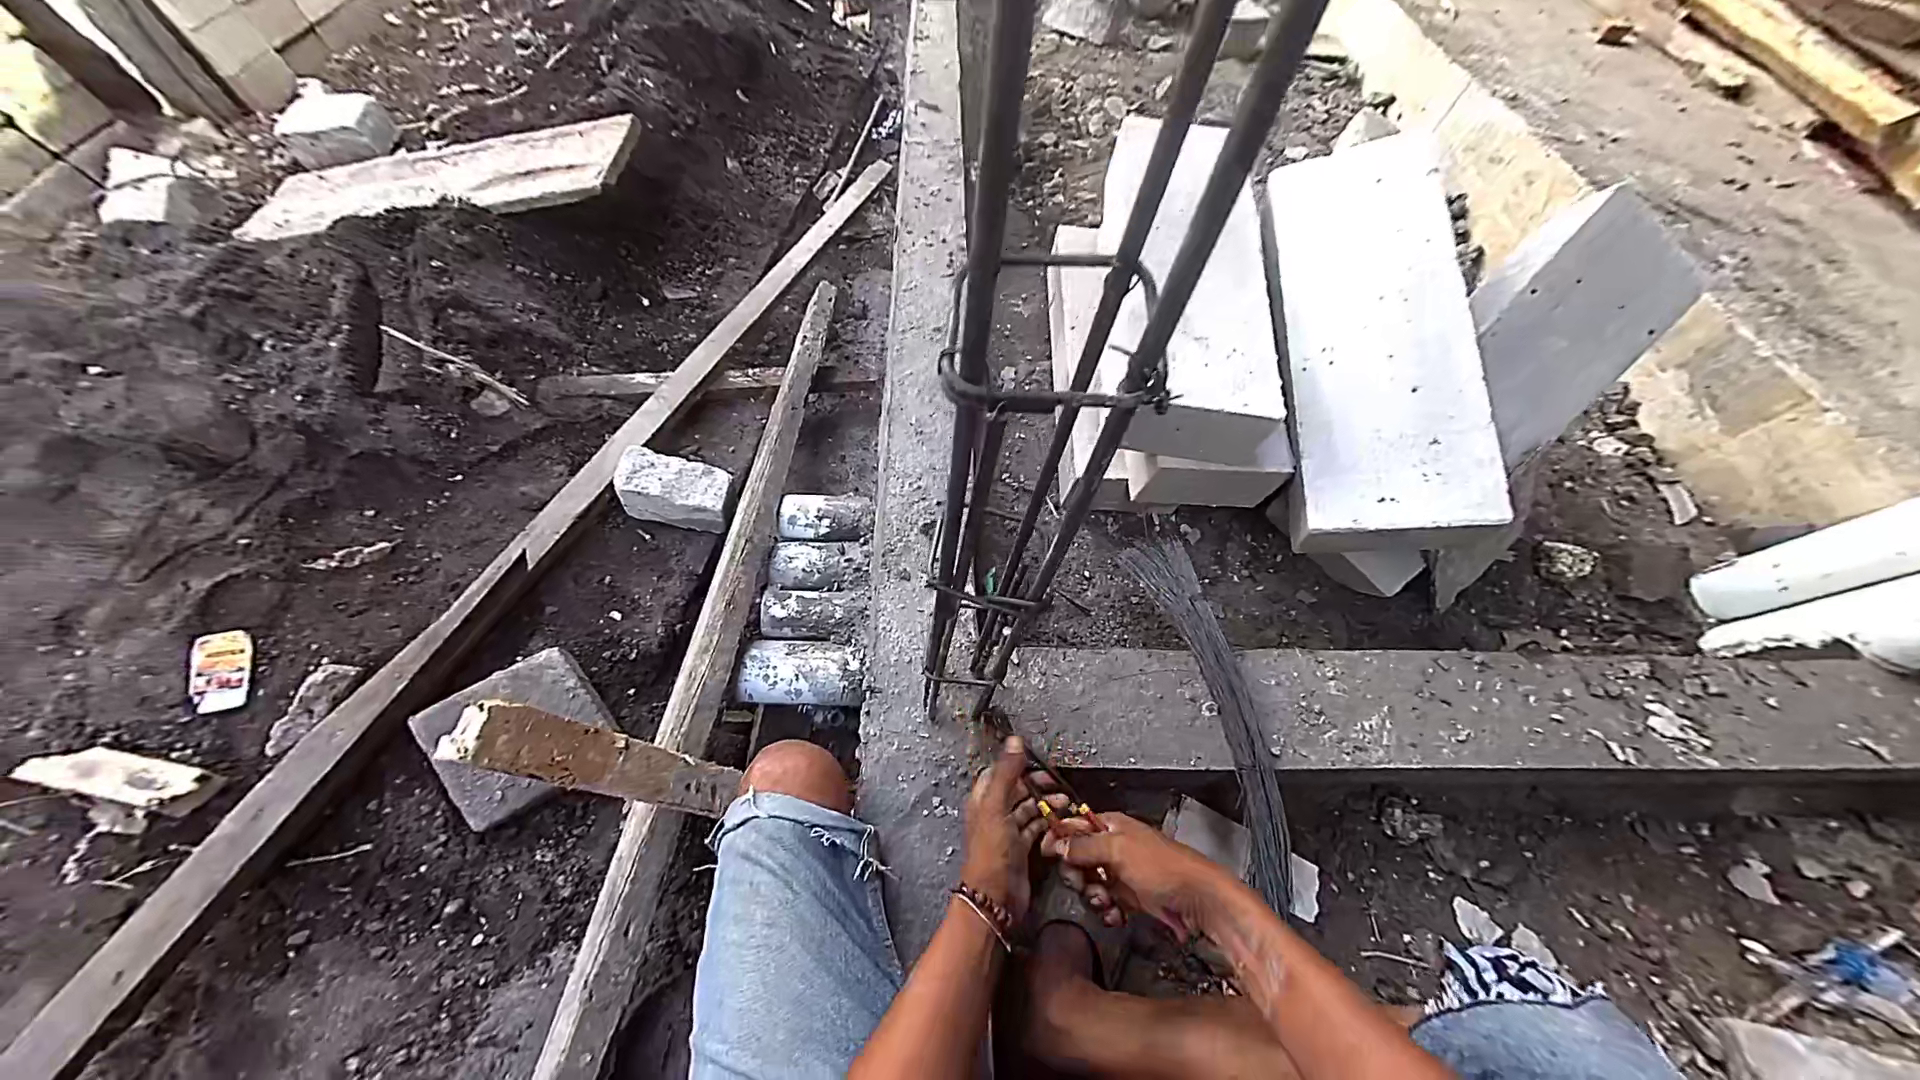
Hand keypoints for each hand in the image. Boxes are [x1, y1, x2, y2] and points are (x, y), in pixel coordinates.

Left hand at [960, 737, 1066, 922]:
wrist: (995, 898)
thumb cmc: (992, 851)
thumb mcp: (997, 806)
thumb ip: (1006, 772)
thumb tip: (1014, 740)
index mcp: (984, 799)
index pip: (1001, 772)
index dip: (1018, 765)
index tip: (1038, 761)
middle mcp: (995, 812)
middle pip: (1017, 789)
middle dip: (1037, 784)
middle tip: (1057, 783)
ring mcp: (1008, 831)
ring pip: (1029, 808)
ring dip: (1046, 803)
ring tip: (1065, 801)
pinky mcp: (1021, 848)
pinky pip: (1036, 828)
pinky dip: (1048, 822)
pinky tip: (1061, 820)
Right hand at [1040, 812, 1240, 941]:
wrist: (1198, 900)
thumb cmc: (1163, 867)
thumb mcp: (1118, 849)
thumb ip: (1084, 846)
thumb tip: (1057, 844)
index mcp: (1111, 825)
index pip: (1074, 826)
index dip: (1059, 838)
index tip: (1048, 853)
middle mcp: (1114, 846)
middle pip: (1078, 858)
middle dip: (1078, 874)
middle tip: (1086, 882)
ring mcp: (1122, 872)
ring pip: (1090, 883)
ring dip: (1093, 896)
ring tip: (1106, 902)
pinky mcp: (1130, 897)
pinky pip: (1106, 903)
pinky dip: (1107, 911)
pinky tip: (1115, 914)